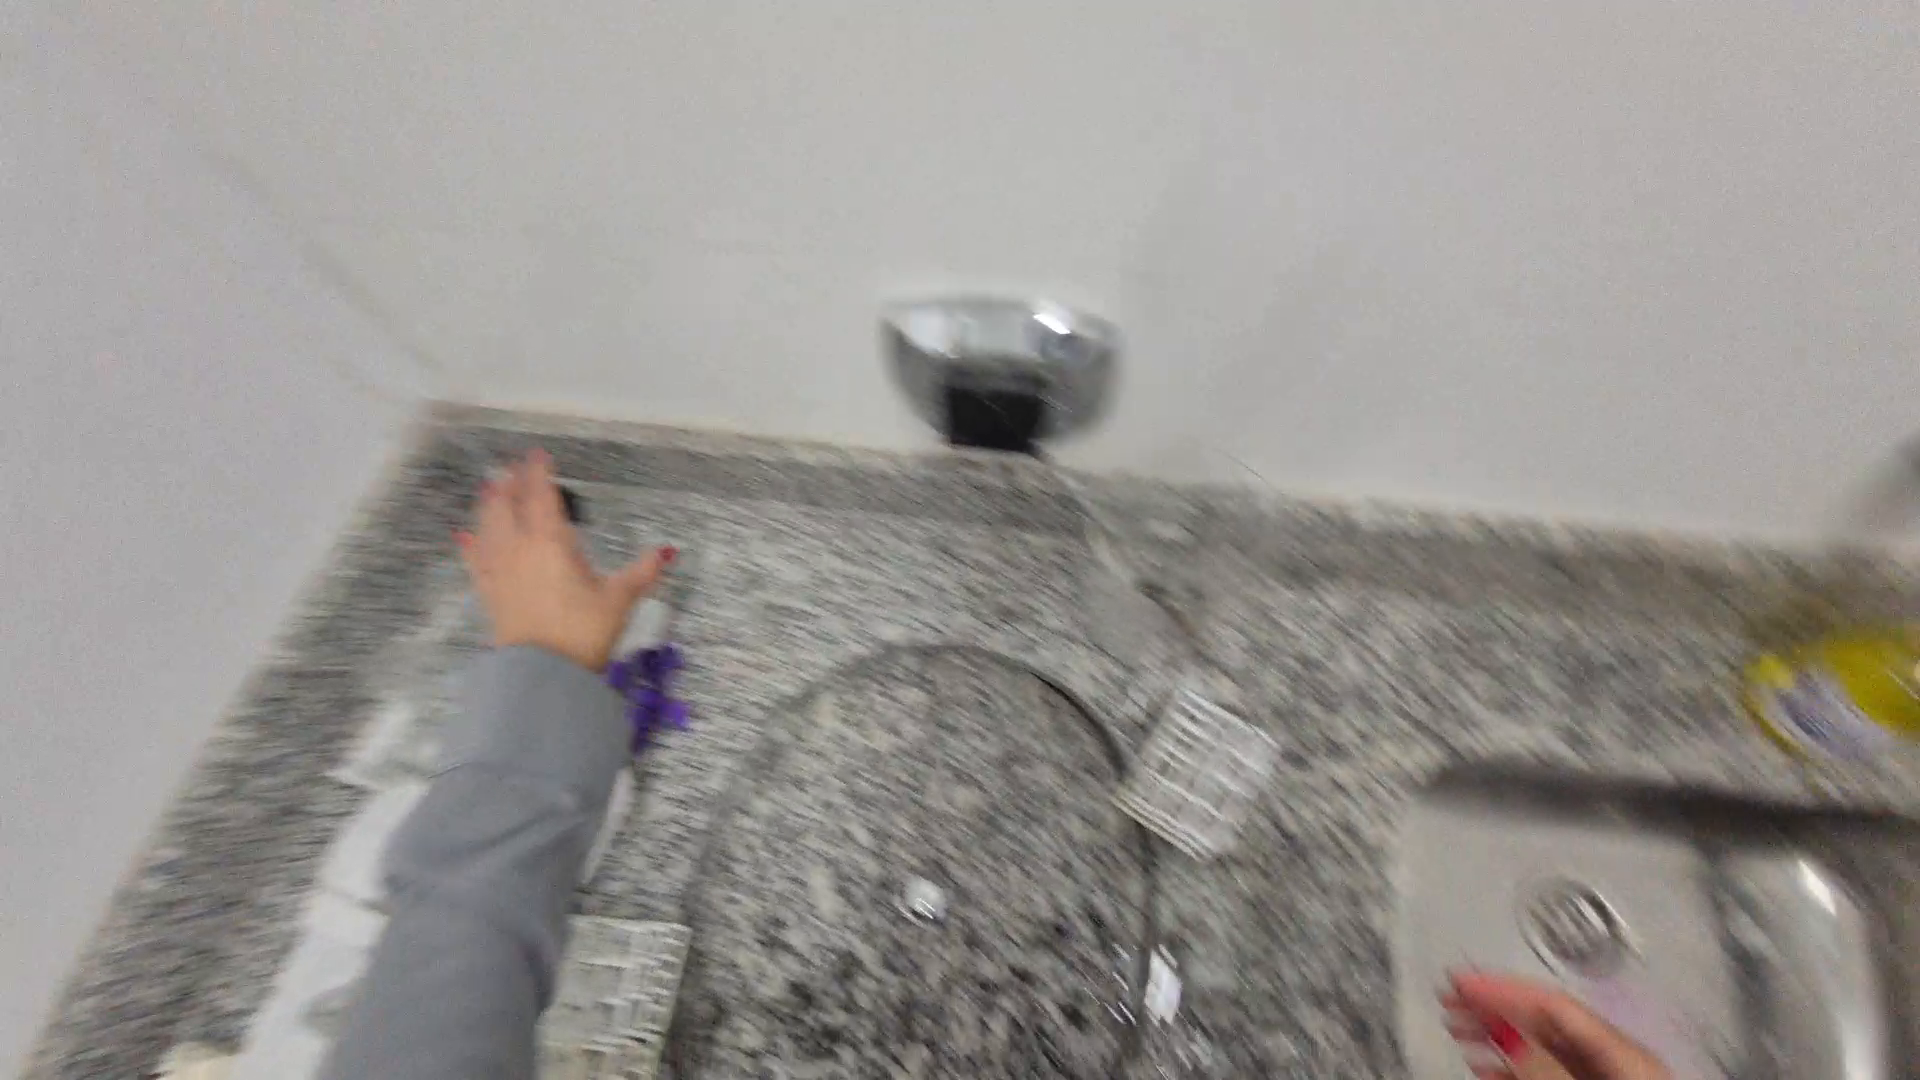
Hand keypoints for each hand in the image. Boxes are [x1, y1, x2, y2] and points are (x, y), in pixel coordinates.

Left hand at [454, 449, 671, 672]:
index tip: (539, 455)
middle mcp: (517, 549)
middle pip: (507, 505)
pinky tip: (465, 535)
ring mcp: (497, 570)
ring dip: (489, 505)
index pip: (541, 497)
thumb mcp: (619, 600)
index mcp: (550, 543)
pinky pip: (474, 558)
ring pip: (486, 526)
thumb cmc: (583, 630)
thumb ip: (642, 573)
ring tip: (492, 489)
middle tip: (514, 467)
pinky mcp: (488, 592)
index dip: (540, 473)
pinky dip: (471, 542)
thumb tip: (668, 551)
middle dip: (511, 483)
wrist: (542, 673)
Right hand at [1443, 972, 1670, 1079]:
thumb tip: (1507, 1034)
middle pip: (1539, 1017)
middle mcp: (1611, 1051)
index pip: (1548, 999)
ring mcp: (1599, 1070)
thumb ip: (1547, 1059)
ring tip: (1455, 1026)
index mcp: (1620, 1044)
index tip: (1457, 977)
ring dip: (1491, 1032)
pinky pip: (1540, 1069)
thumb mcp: (1583, 1077)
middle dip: (1488, 1005)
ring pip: (1536, 1043)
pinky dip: (1507, 1062)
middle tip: (1447, 996)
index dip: (1499, 985)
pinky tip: (1481, 1061)